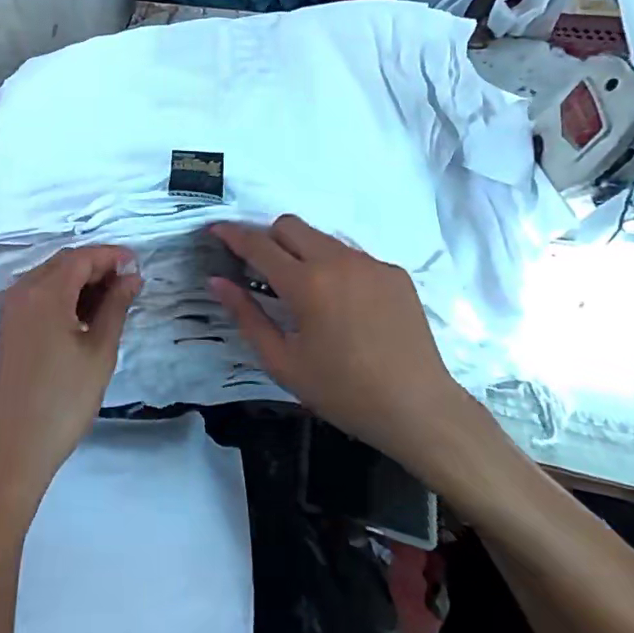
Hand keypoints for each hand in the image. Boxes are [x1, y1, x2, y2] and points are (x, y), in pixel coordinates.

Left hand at [0, 246, 141, 496]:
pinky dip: (64, 296)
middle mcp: (22, 292)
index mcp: (44, 293)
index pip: (82, 257)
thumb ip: (116, 306)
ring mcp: (11, 311)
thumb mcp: (100, 351)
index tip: (139, 265)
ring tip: (113, 300)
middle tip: (129, 283)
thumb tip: (131, 277)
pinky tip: (86, 315)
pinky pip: (39, 296)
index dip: (112, 256)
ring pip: (51, 278)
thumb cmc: (63, 400)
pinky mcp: (9, 328)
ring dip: (81, 281)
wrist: (14, 450)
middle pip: (64, 262)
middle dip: (97, 266)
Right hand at [207, 216, 477, 469]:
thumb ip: (247, 316)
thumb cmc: (342, 391)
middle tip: (260, 268)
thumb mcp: (283, 362)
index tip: (216, 230)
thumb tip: (218, 282)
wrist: (417, 407)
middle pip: (290, 225)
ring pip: (323, 238)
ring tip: (305, 291)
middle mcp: (338, 260)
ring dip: (302, 251)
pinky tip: (344, 305)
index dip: (232, 234)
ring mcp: (370, 263)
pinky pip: (353, 256)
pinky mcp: (394, 272)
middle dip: (267, 237)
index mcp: (307, 284)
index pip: (259, 244)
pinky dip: (336, 268)